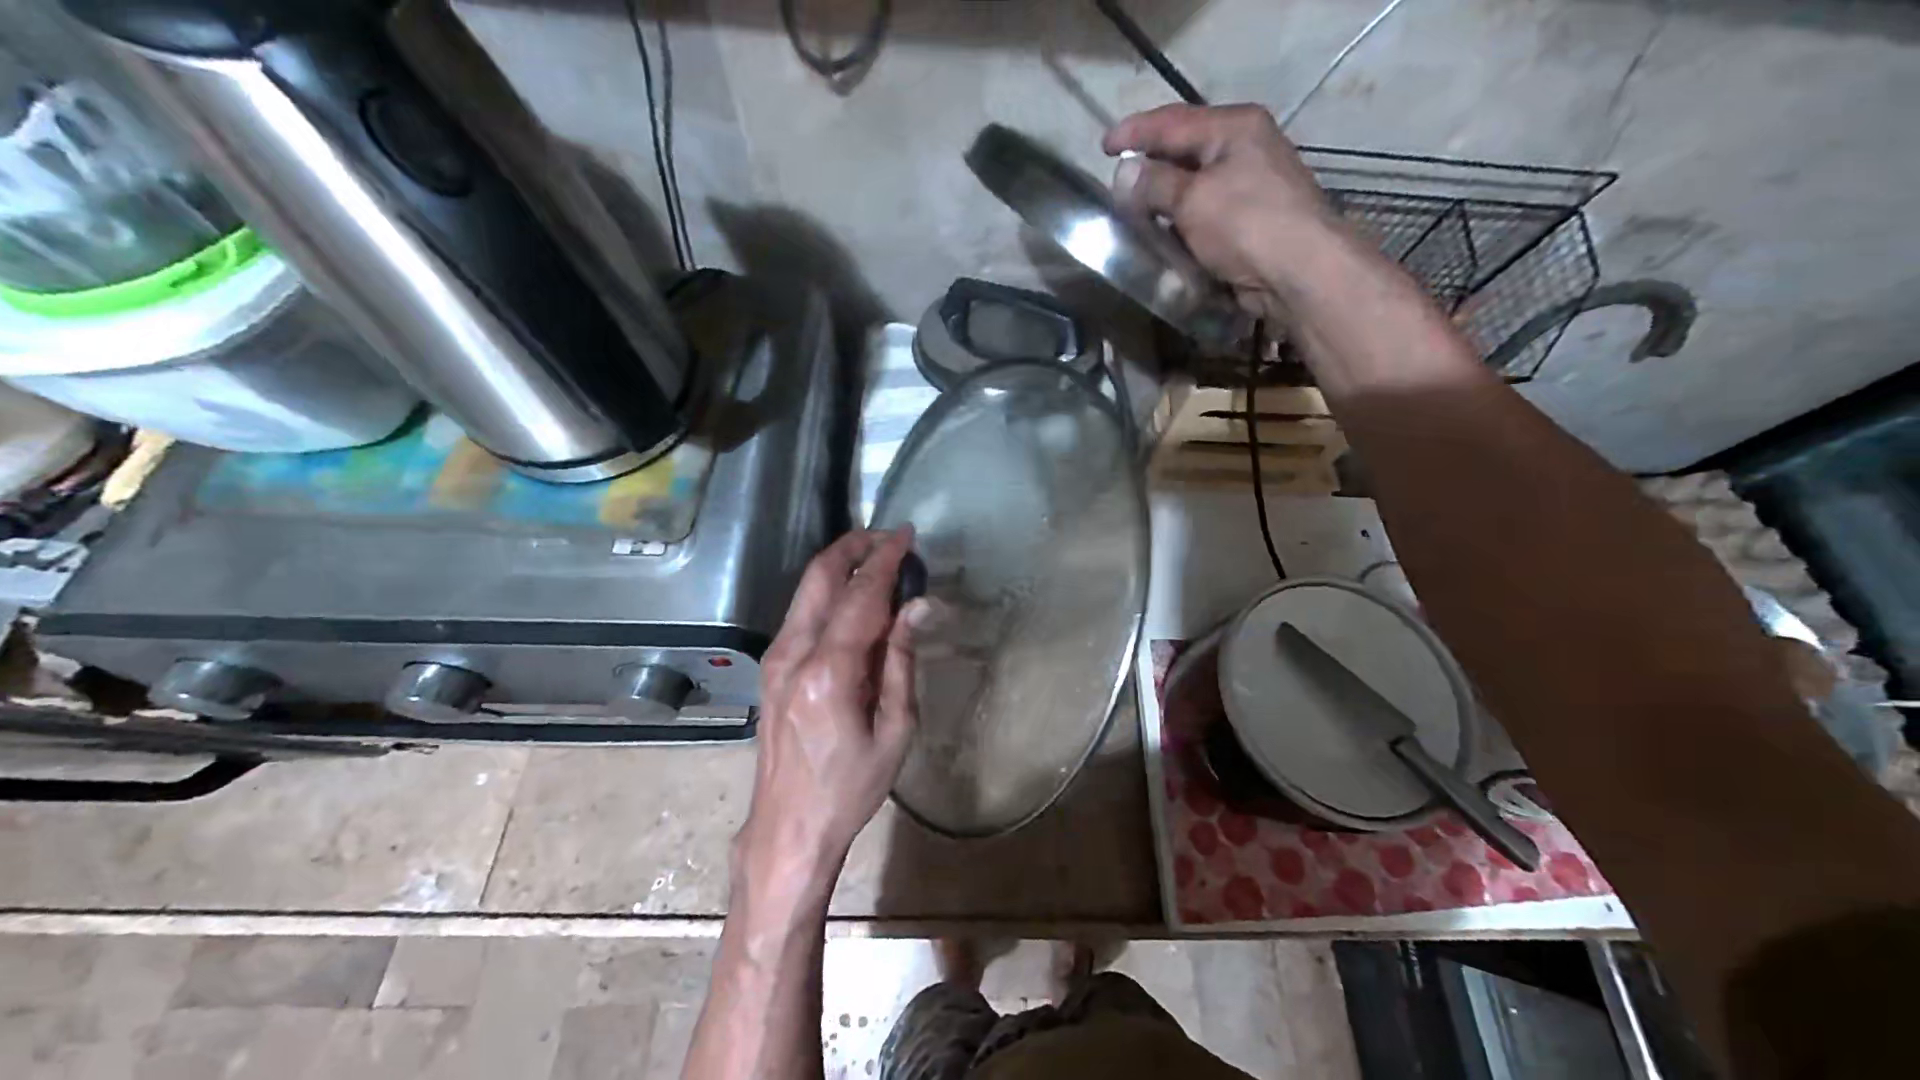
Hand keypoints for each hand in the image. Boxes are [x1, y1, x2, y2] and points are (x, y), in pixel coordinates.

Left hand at [736, 527, 922, 895]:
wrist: (789, 827)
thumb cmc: (850, 788)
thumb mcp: (894, 730)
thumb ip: (901, 660)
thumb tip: (916, 606)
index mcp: (828, 671)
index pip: (861, 596)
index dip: (886, 560)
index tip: (907, 535)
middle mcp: (793, 653)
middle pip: (820, 577)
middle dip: (853, 547)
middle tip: (889, 538)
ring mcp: (775, 659)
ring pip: (806, 591)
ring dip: (840, 568)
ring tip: (879, 564)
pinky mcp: (771, 668)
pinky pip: (801, 613)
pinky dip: (828, 593)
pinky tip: (855, 601)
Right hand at [1104, 103, 1346, 316]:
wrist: (1299, 272)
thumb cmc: (1246, 224)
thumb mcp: (1192, 199)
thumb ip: (1154, 183)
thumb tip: (1124, 174)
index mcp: (1234, 127)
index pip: (1173, 121)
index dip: (1135, 131)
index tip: (1103, 146)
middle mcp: (1245, 148)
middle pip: (1185, 150)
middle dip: (1149, 164)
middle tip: (1116, 180)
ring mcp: (1251, 184)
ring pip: (1194, 183)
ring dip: (1164, 196)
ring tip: (1132, 210)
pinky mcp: (1250, 220)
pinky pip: (1204, 212)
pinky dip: (1181, 220)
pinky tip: (1163, 233)